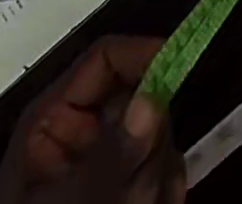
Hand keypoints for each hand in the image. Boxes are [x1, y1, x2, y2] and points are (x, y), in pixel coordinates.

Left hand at [0, 36, 184, 203]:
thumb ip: (109, 157)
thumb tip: (153, 100)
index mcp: (55, 118)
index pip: (106, 58)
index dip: (145, 53)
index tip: (185, 64)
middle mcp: (84, 129)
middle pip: (142, 98)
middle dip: (152, 143)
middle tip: (143, 190)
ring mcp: (107, 157)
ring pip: (158, 138)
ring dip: (158, 178)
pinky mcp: (125, 183)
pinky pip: (163, 171)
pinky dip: (164, 194)